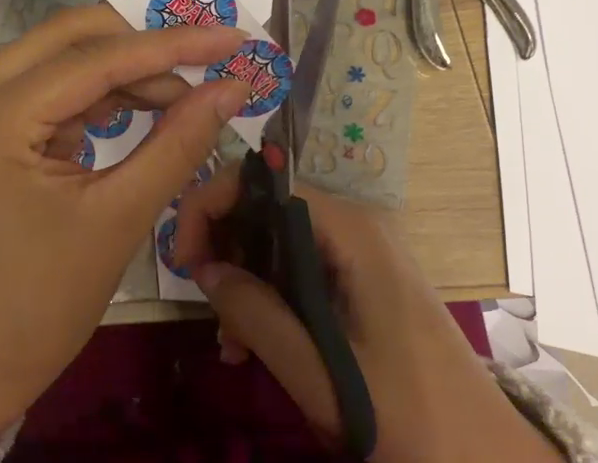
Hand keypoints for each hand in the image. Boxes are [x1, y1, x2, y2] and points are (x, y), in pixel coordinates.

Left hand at [0, 6, 251, 452]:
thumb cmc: (48, 294)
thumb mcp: (121, 215)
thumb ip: (178, 143)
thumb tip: (233, 88)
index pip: (93, 61)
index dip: (168, 46)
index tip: (230, 37)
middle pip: (70, 39)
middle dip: (143, 48)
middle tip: (208, 62)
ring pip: (63, 56)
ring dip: (125, 69)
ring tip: (186, 96)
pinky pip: (54, 84)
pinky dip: (102, 91)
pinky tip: (147, 106)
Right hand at [175, 174, 565, 462]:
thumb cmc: (413, 417)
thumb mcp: (322, 373)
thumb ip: (256, 316)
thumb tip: (203, 270)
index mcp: (351, 230)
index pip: (260, 180)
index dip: (210, 206)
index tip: (185, 262)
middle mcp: (355, 226)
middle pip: (263, 208)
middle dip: (224, 252)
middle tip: (208, 311)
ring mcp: (361, 254)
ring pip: (275, 241)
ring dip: (242, 283)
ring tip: (231, 345)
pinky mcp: (362, 282)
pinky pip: (298, 270)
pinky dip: (268, 298)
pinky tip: (254, 346)